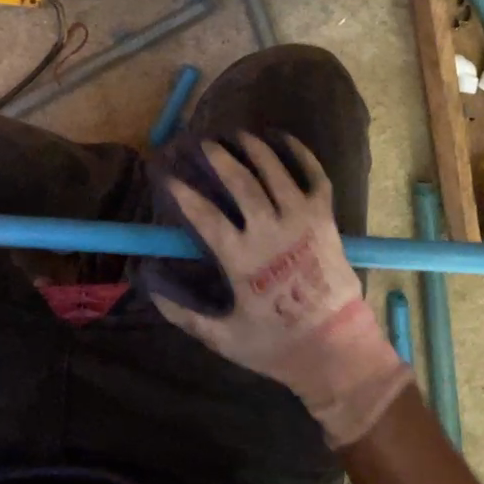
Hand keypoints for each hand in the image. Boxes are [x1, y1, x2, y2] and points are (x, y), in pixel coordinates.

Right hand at [150, 133, 412, 447]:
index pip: (204, 215)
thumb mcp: (223, 337)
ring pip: (274, 170)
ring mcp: (302, 218)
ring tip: (236, 134)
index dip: (183, 192)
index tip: (167, 176)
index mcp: (242, 258)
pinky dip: (298, 152)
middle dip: (218, 157)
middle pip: (240, 181)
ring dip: (253, 147)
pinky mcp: (326, 216)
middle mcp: (271, 229)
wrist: (336, 348)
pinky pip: (314, 174)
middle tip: (202, 142)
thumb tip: (148, 282)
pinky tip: (282, 137)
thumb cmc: (276, 344)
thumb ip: (183, 312)